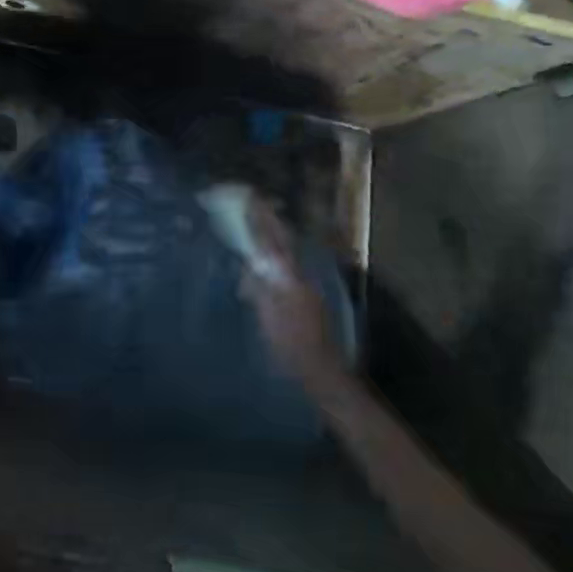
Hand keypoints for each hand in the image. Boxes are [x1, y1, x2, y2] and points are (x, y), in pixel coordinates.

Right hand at [240, 198, 350, 395]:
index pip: (270, 241)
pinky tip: (269, 264)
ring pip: (287, 253)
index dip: (258, 220)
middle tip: (256, 202)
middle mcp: (300, 276)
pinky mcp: (308, 299)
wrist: (323, 373)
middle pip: (284, 241)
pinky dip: (276, 257)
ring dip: (274, 237)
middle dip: (269, 221)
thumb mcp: (268, 317)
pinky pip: (288, 267)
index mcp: (288, 278)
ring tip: (259, 226)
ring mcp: (307, 287)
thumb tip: (251, 264)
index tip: (249, 199)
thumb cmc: (290, 347)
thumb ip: (259, 288)